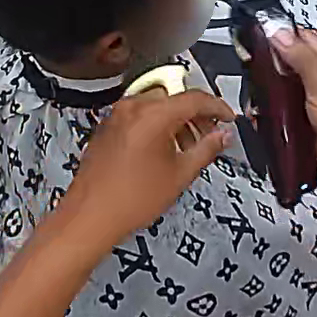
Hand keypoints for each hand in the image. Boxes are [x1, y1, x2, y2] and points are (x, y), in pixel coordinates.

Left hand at [58, 90, 234, 250]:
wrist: (88, 218)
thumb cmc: (130, 200)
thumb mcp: (180, 174)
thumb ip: (206, 149)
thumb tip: (222, 136)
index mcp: (153, 114)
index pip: (195, 99)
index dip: (217, 107)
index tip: (228, 118)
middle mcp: (133, 107)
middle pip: (176, 99)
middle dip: (197, 115)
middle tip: (211, 133)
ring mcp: (117, 116)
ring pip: (158, 105)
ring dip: (177, 120)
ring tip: (189, 146)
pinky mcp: (108, 127)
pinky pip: (140, 114)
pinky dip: (157, 124)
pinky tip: (165, 149)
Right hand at [268, 29, 316, 188]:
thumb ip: (301, 57)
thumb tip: (280, 33)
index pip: (301, 36)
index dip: (279, 34)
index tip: (257, 38)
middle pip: (291, 60)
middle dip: (271, 64)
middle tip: (254, 70)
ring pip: (287, 85)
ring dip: (272, 89)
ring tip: (258, 95)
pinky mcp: (311, 119)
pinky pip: (288, 108)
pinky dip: (276, 110)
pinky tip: (268, 115)